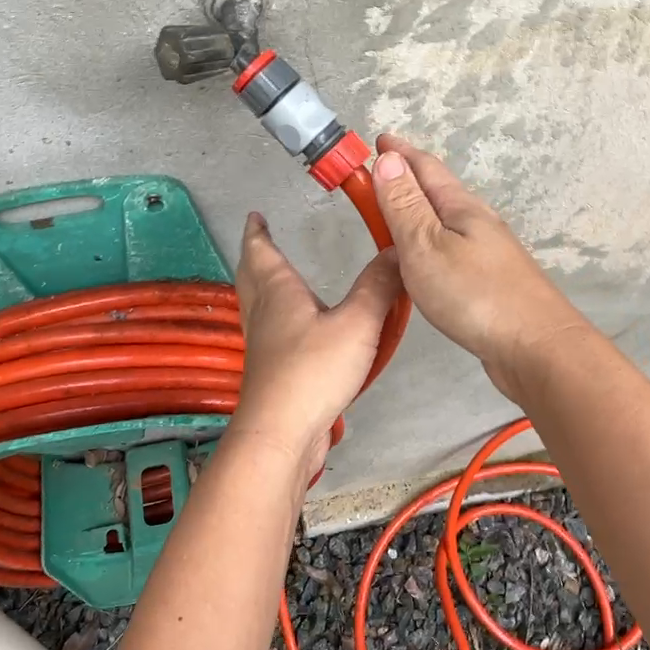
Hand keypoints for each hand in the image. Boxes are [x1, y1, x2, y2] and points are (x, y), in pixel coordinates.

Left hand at [231, 212, 403, 481]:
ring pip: (257, 305)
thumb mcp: (358, 323)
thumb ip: (379, 287)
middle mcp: (264, 313)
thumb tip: (398, 250)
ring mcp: (263, 345)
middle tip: (260, 242)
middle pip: (251, 277)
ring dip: (263, 287)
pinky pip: (270, 332)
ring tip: (278, 280)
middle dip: (255, 256)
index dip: (258, 232)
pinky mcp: (270, 372)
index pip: (262, 251)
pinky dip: (277, 319)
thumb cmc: (313, 370)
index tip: (255, 216)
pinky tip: (298, 331)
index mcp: (279, 292)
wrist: (282, 433)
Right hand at [369, 134, 589, 402]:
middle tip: (379, 173)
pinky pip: (452, 248)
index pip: (425, 168)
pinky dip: (431, 241)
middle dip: (409, 177)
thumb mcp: (426, 245)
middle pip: (439, 190)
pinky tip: (426, 259)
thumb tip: (389, 158)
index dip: (399, 152)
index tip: (378, 138)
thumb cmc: (476, 294)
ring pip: (447, 220)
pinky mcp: (490, 282)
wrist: (536, 348)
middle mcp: (478, 223)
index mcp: (461, 208)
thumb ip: (405, 205)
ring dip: (420, 209)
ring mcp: (488, 253)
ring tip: (395, 213)